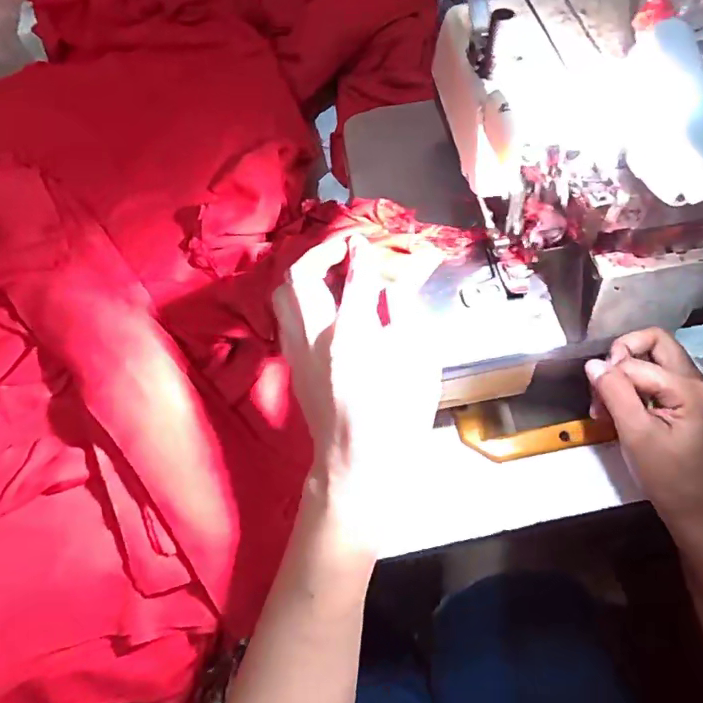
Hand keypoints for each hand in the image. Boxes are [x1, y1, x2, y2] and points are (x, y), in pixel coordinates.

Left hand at [272, 234, 443, 551]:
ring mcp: (297, 350)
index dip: (361, 252)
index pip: (354, 277)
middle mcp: (314, 336)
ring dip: (303, 274)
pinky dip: (299, 299)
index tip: (364, 241)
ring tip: (328, 272)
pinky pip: (286, 316)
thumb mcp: (418, 360)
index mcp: (352, 334)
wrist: (359, 460)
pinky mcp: (292, 363)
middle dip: (321, 252)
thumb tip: (392, 282)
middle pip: (301, 276)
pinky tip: (321, 304)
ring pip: (283, 295)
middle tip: (342, 248)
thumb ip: (404, 312)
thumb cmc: (398, 414)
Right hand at [586, 328, 702, 531]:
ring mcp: (695, 390)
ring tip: (608, 403)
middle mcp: (697, 381)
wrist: (695, 510)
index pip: (638, 361)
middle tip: (604, 385)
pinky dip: (636, 384)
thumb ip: (615, 393)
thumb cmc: (667, 477)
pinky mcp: (688, 401)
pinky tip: (622, 408)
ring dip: (627, 371)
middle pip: (655, 342)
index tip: (597, 404)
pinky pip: (659, 375)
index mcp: (689, 388)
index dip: (611, 374)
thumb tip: (592, 363)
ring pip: (655, 357)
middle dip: (622, 357)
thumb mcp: (635, 435)